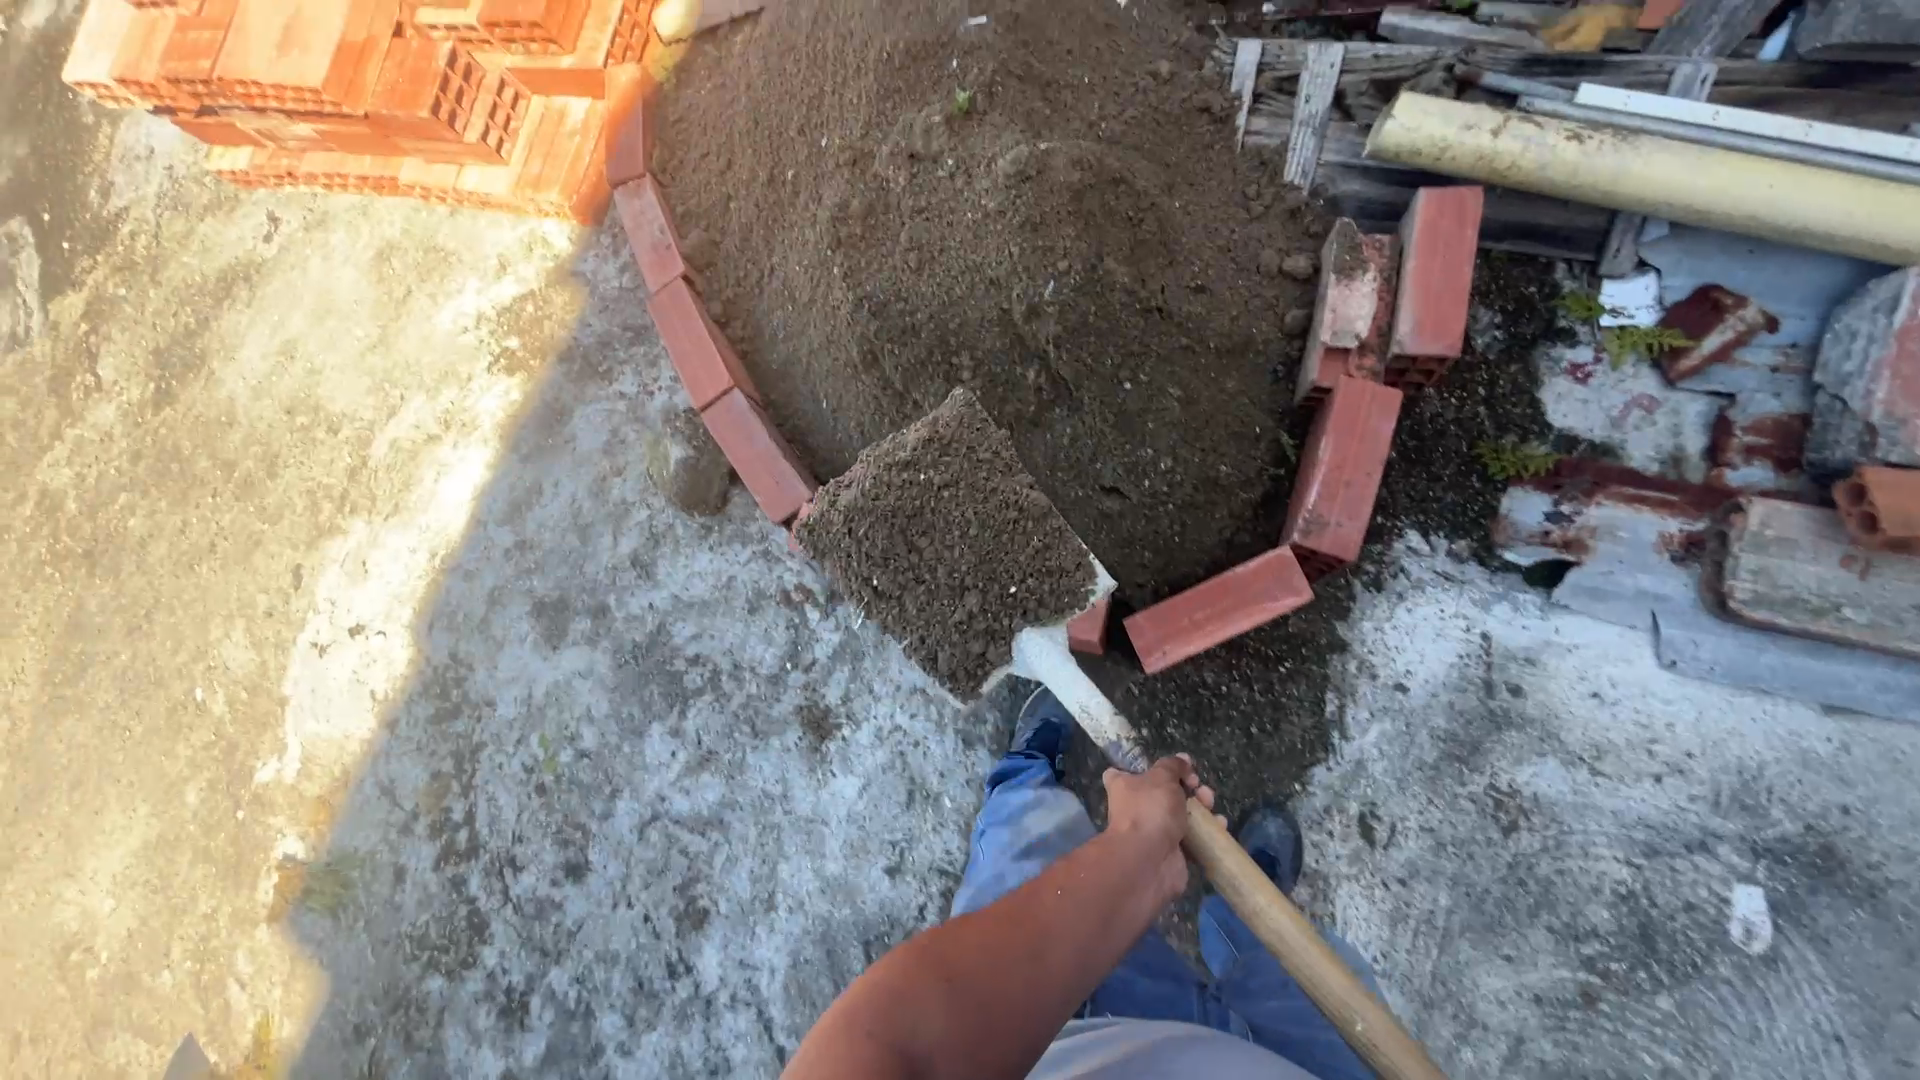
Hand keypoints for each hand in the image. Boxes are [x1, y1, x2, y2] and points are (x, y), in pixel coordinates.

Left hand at [1102, 754, 1223, 902]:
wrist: (1148, 860)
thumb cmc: (1149, 809)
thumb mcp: (1162, 776)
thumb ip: (1173, 765)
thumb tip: (1183, 759)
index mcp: (1123, 786)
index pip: (1123, 772)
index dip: (1144, 768)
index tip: (1166, 768)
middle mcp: (1135, 809)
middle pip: (1163, 792)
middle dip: (1186, 787)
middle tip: (1197, 786)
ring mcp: (1153, 832)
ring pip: (1180, 814)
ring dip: (1200, 807)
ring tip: (1209, 802)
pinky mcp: (1172, 852)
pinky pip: (1192, 838)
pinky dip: (1206, 831)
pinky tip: (1219, 824)